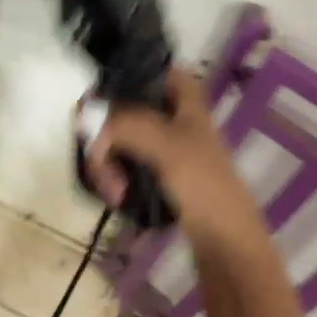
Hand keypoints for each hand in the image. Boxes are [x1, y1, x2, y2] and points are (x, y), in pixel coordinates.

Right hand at [80, 67, 265, 246]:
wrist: (230, 247)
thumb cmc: (204, 186)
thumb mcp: (165, 145)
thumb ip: (123, 123)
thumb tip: (85, 118)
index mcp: (183, 96)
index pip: (145, 69)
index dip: (117, 81)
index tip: (94, 107)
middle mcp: (173, 115)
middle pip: (123, 106)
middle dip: (104, 133)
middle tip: (97, 161)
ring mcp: (166, 146)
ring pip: (120, 137)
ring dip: (106, 161)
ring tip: (112, 191)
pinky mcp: (159, 175)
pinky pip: (125, 164)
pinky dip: (114, 176)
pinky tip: (115, 195)